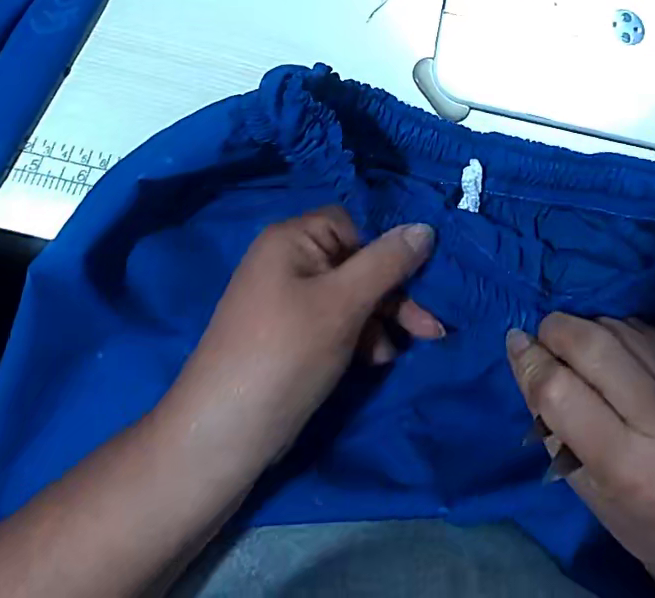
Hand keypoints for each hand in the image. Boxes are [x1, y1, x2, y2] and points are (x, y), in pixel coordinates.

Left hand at [158, 205, 443, 475]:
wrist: (225, 430)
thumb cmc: (287, 353)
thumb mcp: (343, 304)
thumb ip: (386, 264)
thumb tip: (425, 227)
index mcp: (290, 238)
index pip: (350, 224)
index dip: (381, 252)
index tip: (414, 285)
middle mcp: (286, 260)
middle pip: (353, 262)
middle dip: (392, 295)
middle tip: (430, 331)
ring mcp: (284, 298)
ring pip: (347, 295)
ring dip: (378, 320)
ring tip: (393, 355)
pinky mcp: (287, 333)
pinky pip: (332, 320)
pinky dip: (357, 336)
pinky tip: (374, 361)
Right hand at [506, 314, 654, 595]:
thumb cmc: (629, 511)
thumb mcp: (573, 475)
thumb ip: (543, 408)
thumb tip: (520, 342)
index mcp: (632, 469)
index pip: (560, 391)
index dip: (530, 361)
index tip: (516, 346)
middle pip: (594, 344)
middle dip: (556, 331)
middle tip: (547, 344)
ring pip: (616, 326)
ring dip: (587, 332)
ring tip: (589, 363)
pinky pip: (641, 327)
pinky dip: (617, 335)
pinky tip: (622, 364)